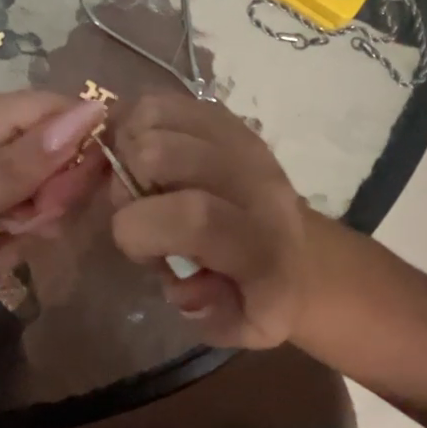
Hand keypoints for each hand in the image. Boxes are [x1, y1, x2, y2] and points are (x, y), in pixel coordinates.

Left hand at [0, 92, 108, 313]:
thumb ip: (17, 165)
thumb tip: (87, 115)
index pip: (59, 111)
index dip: (74, 155)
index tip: (55, 203)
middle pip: (64, 149)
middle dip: (50, 198)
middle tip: (18, 227)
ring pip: (57, 183)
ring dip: (38, 221)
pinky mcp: (1, 191)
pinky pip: (41, 206)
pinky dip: (26, 233)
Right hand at [107, 94, 312, 349]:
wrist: (300, 255)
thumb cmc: (258, 296)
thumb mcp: (241, 327)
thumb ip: (206, 314)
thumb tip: (178, 282)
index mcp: (261, 240)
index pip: (193, 217)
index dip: (139, 230)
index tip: (135, 246)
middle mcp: (255, 180)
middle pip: (160, 152)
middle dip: (126, 182)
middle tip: (134, 205)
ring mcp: (240, 140)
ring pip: (154, 116)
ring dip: (127, 145)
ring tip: (136, 174)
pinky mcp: (227, 118)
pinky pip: (161, 100)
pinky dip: (136, 120)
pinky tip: (138, 146)